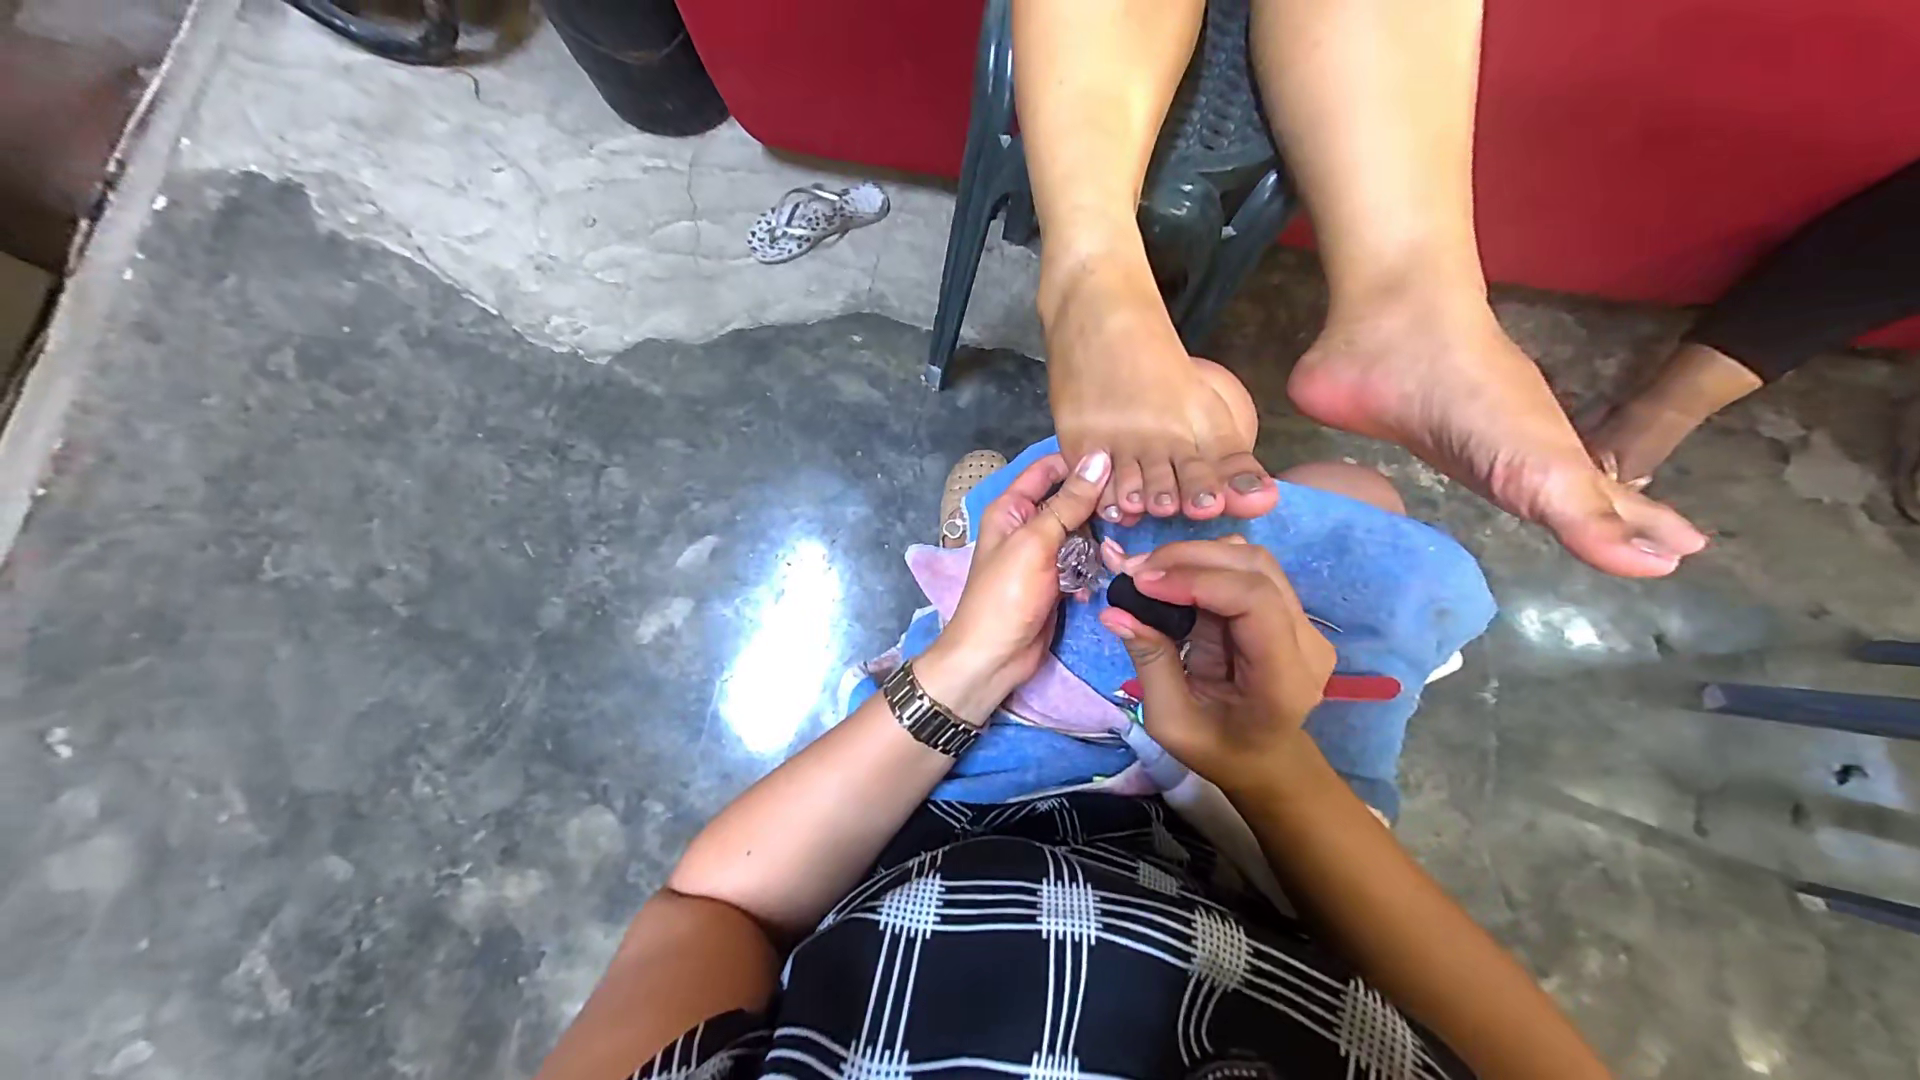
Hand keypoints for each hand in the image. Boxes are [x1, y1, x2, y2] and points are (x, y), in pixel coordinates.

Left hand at [916, 449, 1110, 725]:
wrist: (994, 657)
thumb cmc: (1006, 595)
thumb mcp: (1036, 542)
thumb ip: (1067, 502)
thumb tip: (1098, 459)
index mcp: (1011, 508)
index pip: (1048, 469)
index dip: (1079, 462)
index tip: (1120, 460)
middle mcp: (1026, 526)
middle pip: (1069, 501)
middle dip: (1096, 504)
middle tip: (1128, 508)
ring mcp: (1042, 555)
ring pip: (1079, 533)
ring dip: (1096, 541)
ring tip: (1117, 546)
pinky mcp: (1055, 581)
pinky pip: (1081, 563)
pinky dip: (1090, 568)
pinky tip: (1097, 579)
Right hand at [1097, 538, 1335, 794]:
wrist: (1263, 757)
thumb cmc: (1217, 747)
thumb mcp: (1171, 720)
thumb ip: (1149, 661)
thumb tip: (1114, 612)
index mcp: (1282, 679)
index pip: (1254, 601)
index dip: (1196, 580)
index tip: (1140, 582)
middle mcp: (1305, 642)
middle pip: (1253, 567)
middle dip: (1187, 558)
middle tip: (1133, 571)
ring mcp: (1303, 622)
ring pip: (1250, 559)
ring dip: (1194, 556)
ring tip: (1148, 574)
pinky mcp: (1287, 610)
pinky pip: (1244, 569)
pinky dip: (1202, 563)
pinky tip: (1170, 578)